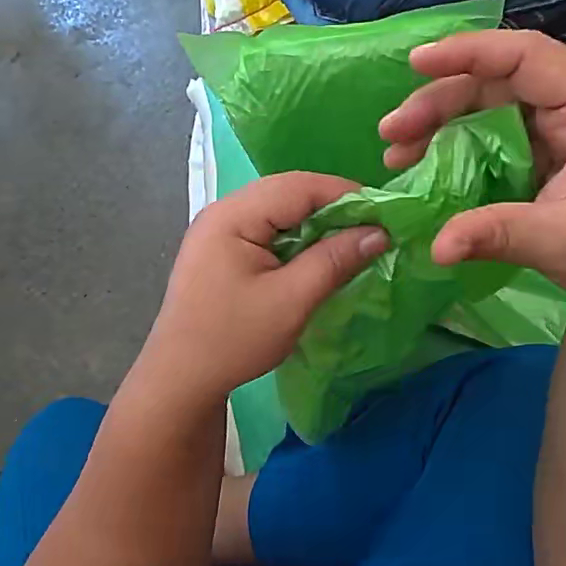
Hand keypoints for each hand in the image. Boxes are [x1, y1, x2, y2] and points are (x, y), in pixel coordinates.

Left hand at [139, 172, 388, 397]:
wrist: (181, 379)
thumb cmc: (234, 339)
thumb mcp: (292, 300)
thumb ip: (335, 260)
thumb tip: (380, 233)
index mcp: (233, 216)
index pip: (299, 186)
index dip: (345, 194)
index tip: (384, 213)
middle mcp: (223, 212)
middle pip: (288, 192)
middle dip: (333, 206)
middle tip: (373, 226)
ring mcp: (220, 230)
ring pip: (280, 210)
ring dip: (318, 222)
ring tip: (353, 239)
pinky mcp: (223, 250)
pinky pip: (270, 229)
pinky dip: (300, 237)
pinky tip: (320, 254)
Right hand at [381, 30, 565, 325]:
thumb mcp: (564, 242)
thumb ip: (498, 233)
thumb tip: (435, 245)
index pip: (529, 58)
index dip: (471, 52)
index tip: (416, 64)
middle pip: (499, 85)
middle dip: (441, 100)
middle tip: (392, 133)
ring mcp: (559, 141)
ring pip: (492, 115)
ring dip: (443, 127)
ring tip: (398, 155)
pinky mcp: (546, 168)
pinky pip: (495, 148)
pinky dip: (459, 155)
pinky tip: (428, 172)